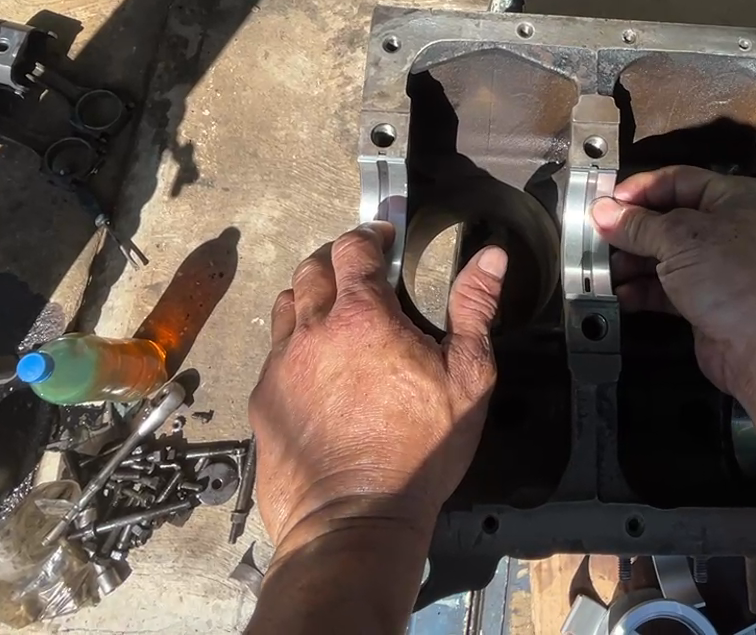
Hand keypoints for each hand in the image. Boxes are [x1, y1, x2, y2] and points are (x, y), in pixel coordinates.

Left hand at [248, 223, 505, 556]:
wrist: (354, 521)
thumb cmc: (419, 449)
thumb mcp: (467, 376)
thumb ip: (475, 308)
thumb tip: (491, 258)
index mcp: (363, 316)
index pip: (353, 249)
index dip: (368, 234)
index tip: (382, 235)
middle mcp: (314, 330)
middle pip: (312, 268)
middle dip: (336, 259)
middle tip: (359, 270)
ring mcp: (282, 365)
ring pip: (287, 304)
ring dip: (310, 295)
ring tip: (333, 311)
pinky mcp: (264, 400)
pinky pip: (274, 350)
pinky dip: (294, 340)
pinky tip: (315, 363)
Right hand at [590, 166, 755, 397]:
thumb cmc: (736, 280)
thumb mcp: (681, 240)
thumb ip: (638, 225)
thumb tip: (603, 212)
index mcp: (737, 198)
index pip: (680, 180)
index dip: (642, 189)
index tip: (609, 201)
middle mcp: (734, 229)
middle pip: (671, 219)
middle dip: (634, 230)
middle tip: (600, 236)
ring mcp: (723, 268)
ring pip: (669, 256)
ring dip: (635, 262)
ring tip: (605, 270)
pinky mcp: (712, 303)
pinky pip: (671, 288)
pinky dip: (646, 289)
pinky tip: (623, 295)